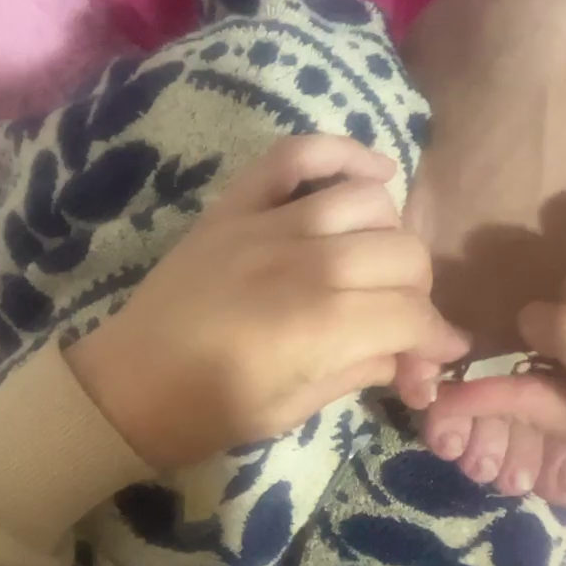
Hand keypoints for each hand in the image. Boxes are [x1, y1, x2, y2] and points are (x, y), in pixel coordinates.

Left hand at [66, 136, 470, 469]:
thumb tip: (412, 360)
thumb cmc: (207, 413)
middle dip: (417, 293)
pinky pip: (294, 156)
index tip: (439, 353)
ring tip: (375, 265)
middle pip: (401, 253)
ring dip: (388, 234)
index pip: (411, 313)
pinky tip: (370, 173)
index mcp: (319, 324)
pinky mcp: (233, 208)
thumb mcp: (291, 409)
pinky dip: (338, 152)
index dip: (436, 338)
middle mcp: (304, 262)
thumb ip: (358, 371)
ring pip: (365, 201)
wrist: (126, 387)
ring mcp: (265, 225)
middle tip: (400, 320)